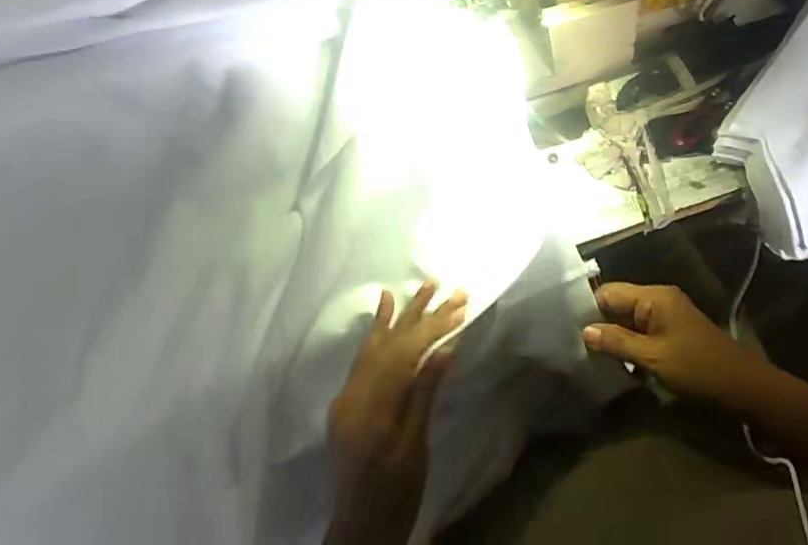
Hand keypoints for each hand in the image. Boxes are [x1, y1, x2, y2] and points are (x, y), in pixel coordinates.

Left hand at [325, 281, 467, 544]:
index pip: (406, 353)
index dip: (433, 327)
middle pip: (391, 344)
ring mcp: (347, 396)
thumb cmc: (395, 495)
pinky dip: (376, 331)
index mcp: (372, 407)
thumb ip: (424, 394)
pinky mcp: (348, 401)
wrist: (360, 530)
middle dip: (421, 315)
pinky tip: (382, 309)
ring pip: (376, 345)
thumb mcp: (415, 448)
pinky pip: (363, 357)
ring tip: (419, 288)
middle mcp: (354, 394)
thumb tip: (444, 347)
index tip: (459, 306)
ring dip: (400, 315)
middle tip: (446, 287)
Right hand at [583, 282, 775, 407]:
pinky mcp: (672, 333)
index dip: (589, 308)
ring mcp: (667, 315)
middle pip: (618, 304)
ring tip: (592, 354)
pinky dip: (630, 344)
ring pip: (628, 320)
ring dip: (615, 336)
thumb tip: (584, 330)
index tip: (569, 327)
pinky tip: (617, 360)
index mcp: (654, 296)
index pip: (609, 291)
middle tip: (577, 345)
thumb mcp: (654, 358)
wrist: (744, 388)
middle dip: (600, 323)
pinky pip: (642, 331)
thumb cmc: (698, 369)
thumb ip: (617, 342)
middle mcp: (659, 299)